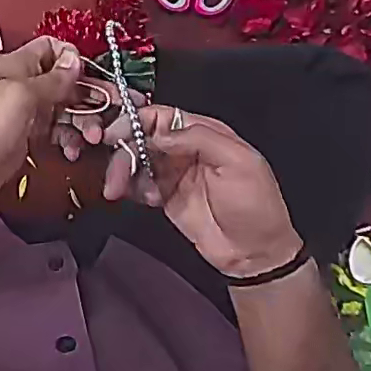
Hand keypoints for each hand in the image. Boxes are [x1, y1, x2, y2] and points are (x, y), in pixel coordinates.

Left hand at [0, 36, 83, 210]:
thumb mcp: (20, 95)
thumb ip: (52, 79)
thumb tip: (76, 59)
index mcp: (18, 67)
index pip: (51, 48)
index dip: (73, 58)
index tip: (91, 76)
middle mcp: (23, 87)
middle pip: (65, 81)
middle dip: (89, 94)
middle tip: (113, 111)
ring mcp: (26, 114)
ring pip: (64, 109)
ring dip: (84, 121)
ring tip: (94, 138)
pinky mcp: (27, 139)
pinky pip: (56, 133)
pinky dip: (69, 139)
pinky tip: (74, 150)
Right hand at [102, 105, 302, 278]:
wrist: (254, 253)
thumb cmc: (255, 205)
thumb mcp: (237, 162)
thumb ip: (198, 139)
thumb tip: (159, 133)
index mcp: (204, 133)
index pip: (162, 116)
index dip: (136, 120)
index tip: (116, 134)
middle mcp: (185, 149)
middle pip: (143, 137)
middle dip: (124, 150)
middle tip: (115, 172)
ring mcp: (173, 173)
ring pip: (136, 161)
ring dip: (122, 172)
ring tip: (117, 190)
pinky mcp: (165, 197)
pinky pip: (138, 185)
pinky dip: (131, 189)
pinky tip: (147, 199)